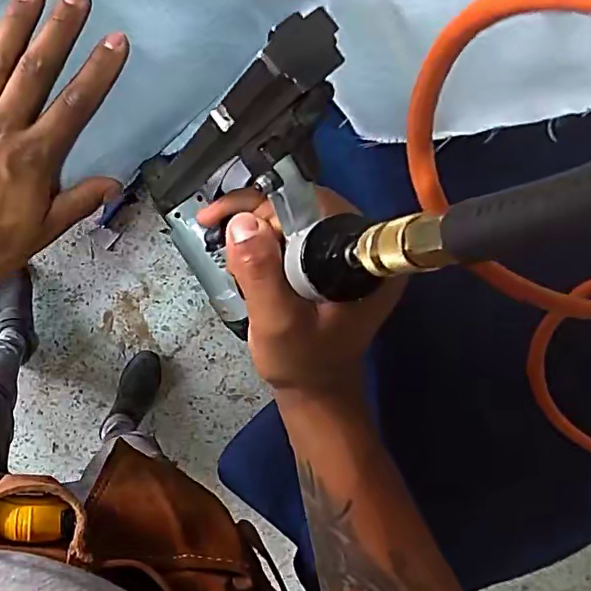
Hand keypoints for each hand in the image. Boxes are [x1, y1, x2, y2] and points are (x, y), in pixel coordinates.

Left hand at [0, 0, 128, 299]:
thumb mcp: (41, 233)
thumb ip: (77, 203)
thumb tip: (111, 185)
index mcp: (34, 158)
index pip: (75, 105)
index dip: (98, 70)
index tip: (114, 42)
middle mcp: (3, 130)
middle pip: (37, 70)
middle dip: (59, 29)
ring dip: (15, 25)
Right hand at [197, 188, 402, 400]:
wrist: (313, 386)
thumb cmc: (301, 363)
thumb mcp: (276, 323)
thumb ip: (260, 275)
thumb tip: (242, 223)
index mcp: (364, 261)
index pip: (317, 206)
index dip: (271, 207)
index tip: (232, 221)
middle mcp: (361, 247)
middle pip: (305, 204)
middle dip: (258, 218)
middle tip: (227, 242)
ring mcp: (346, 252)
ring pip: (296, 214)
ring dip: (258, 229)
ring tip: (237, 260)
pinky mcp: (330, 258)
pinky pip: (295, 230)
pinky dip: (265, 240)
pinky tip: (251, 261)